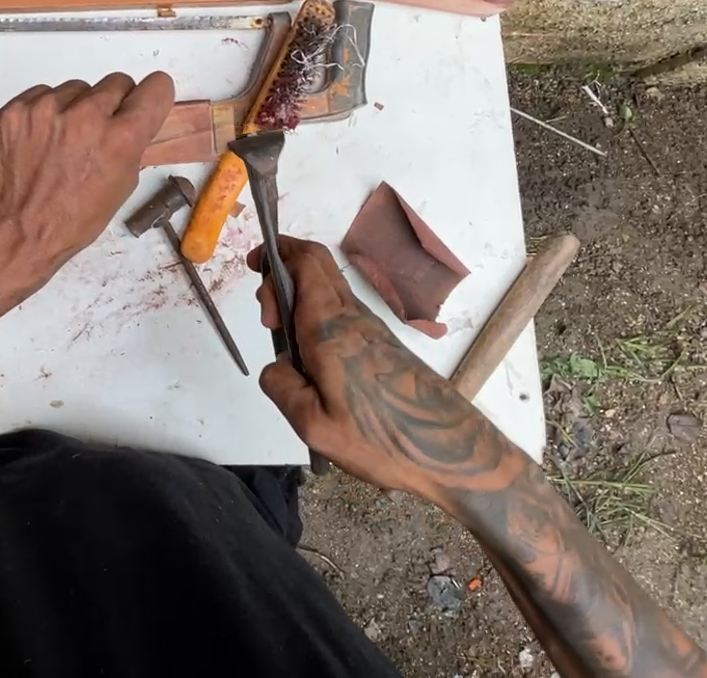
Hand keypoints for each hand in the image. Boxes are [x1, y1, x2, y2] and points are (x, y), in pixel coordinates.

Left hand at [0, 72, 174, 286]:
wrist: (21, 229)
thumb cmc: (76, 216)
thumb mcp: (124, 183)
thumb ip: (132, 141)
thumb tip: (132, 114)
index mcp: (120, 138)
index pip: (155, 87)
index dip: (151, 97)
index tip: (142, 104)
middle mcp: (85, 116)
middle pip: (116, 82)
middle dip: (112, 105)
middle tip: (97, 133)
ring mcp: (46, 110)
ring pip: (77, 88)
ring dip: (75, 108)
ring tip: (63, 142)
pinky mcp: (16, 110)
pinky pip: (42, 94)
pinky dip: (44, 113)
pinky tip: (39, 141)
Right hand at [250, 236, 510, 503]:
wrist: (452, 453)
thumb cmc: (382, 439)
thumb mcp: (312, 424)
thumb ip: (280, 385)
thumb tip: (279, 366)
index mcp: (329, 326)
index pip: (303, 260)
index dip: (275, 253)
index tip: (253, 271)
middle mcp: (350, 315)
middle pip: (315, 262)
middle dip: (280, 269)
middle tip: (267, 313)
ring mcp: (368, 326)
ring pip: (326, 284)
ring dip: (296, 294)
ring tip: (283, 337)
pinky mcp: (379, 342)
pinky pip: (338, 307)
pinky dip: (313, 311)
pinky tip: (309, 354)